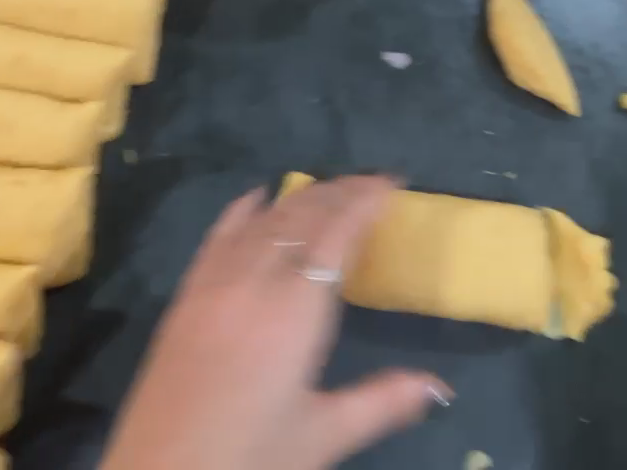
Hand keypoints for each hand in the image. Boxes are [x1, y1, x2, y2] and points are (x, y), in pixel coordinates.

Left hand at [100, 176, 449, 469]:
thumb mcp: (321, 437)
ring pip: (264, 220)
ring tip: (330, 189)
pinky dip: (243, 209)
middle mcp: (256, 280)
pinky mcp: (186, 294)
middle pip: (302, 216)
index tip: (391, 183)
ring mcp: (216, 282)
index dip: (365, 202)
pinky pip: (219, 234)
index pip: (337, 234)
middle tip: (370, 183)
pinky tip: (258, 196)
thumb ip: (381, 402)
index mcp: (296, 310)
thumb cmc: (248, 459)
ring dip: (300, 197)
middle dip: (339, 192)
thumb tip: (440, 385)